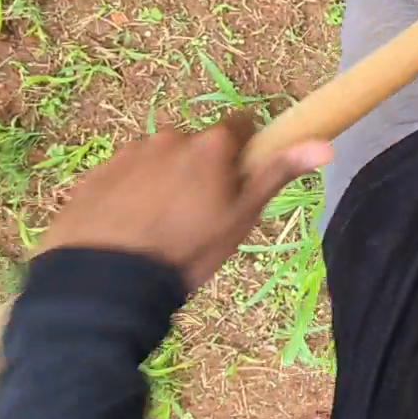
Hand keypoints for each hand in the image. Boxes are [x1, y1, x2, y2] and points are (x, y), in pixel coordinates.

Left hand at [39, 114, 333, 290]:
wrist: (98, 292)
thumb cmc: (185, 253)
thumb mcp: (240, 218)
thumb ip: (278, 173)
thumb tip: (327, 146)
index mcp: (210, 144)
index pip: (240, 126)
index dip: (243, 152)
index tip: (235, 183)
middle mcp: (169, 138)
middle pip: (196, 145)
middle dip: (199, 168)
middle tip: (196, 214)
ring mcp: (126, 156)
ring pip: (156, 160)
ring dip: (162, 180)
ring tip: (156, 228)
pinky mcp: (90, 179)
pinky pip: (119, 178)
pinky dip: (126, 195)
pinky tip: (124, 231)